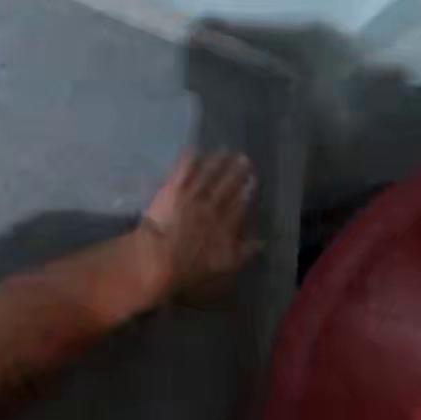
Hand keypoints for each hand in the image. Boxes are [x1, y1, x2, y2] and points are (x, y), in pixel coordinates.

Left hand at [135, 150, 258, 297]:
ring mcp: (191, 196)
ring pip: (208, 174)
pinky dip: (189, 159)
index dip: (248, 191)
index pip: (240, 204)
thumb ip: (245, 253)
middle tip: (244, 158)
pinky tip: (195, 149)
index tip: (254, 180)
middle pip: (226, 186)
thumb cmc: (188, 270)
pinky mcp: (171, 190)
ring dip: (217, 161)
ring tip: (225, 150)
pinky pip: (183, 170)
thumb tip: (263, 241)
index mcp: (224, 225)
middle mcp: (211, 207)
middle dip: (236, 172)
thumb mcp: (224, 267)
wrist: (157, 262)